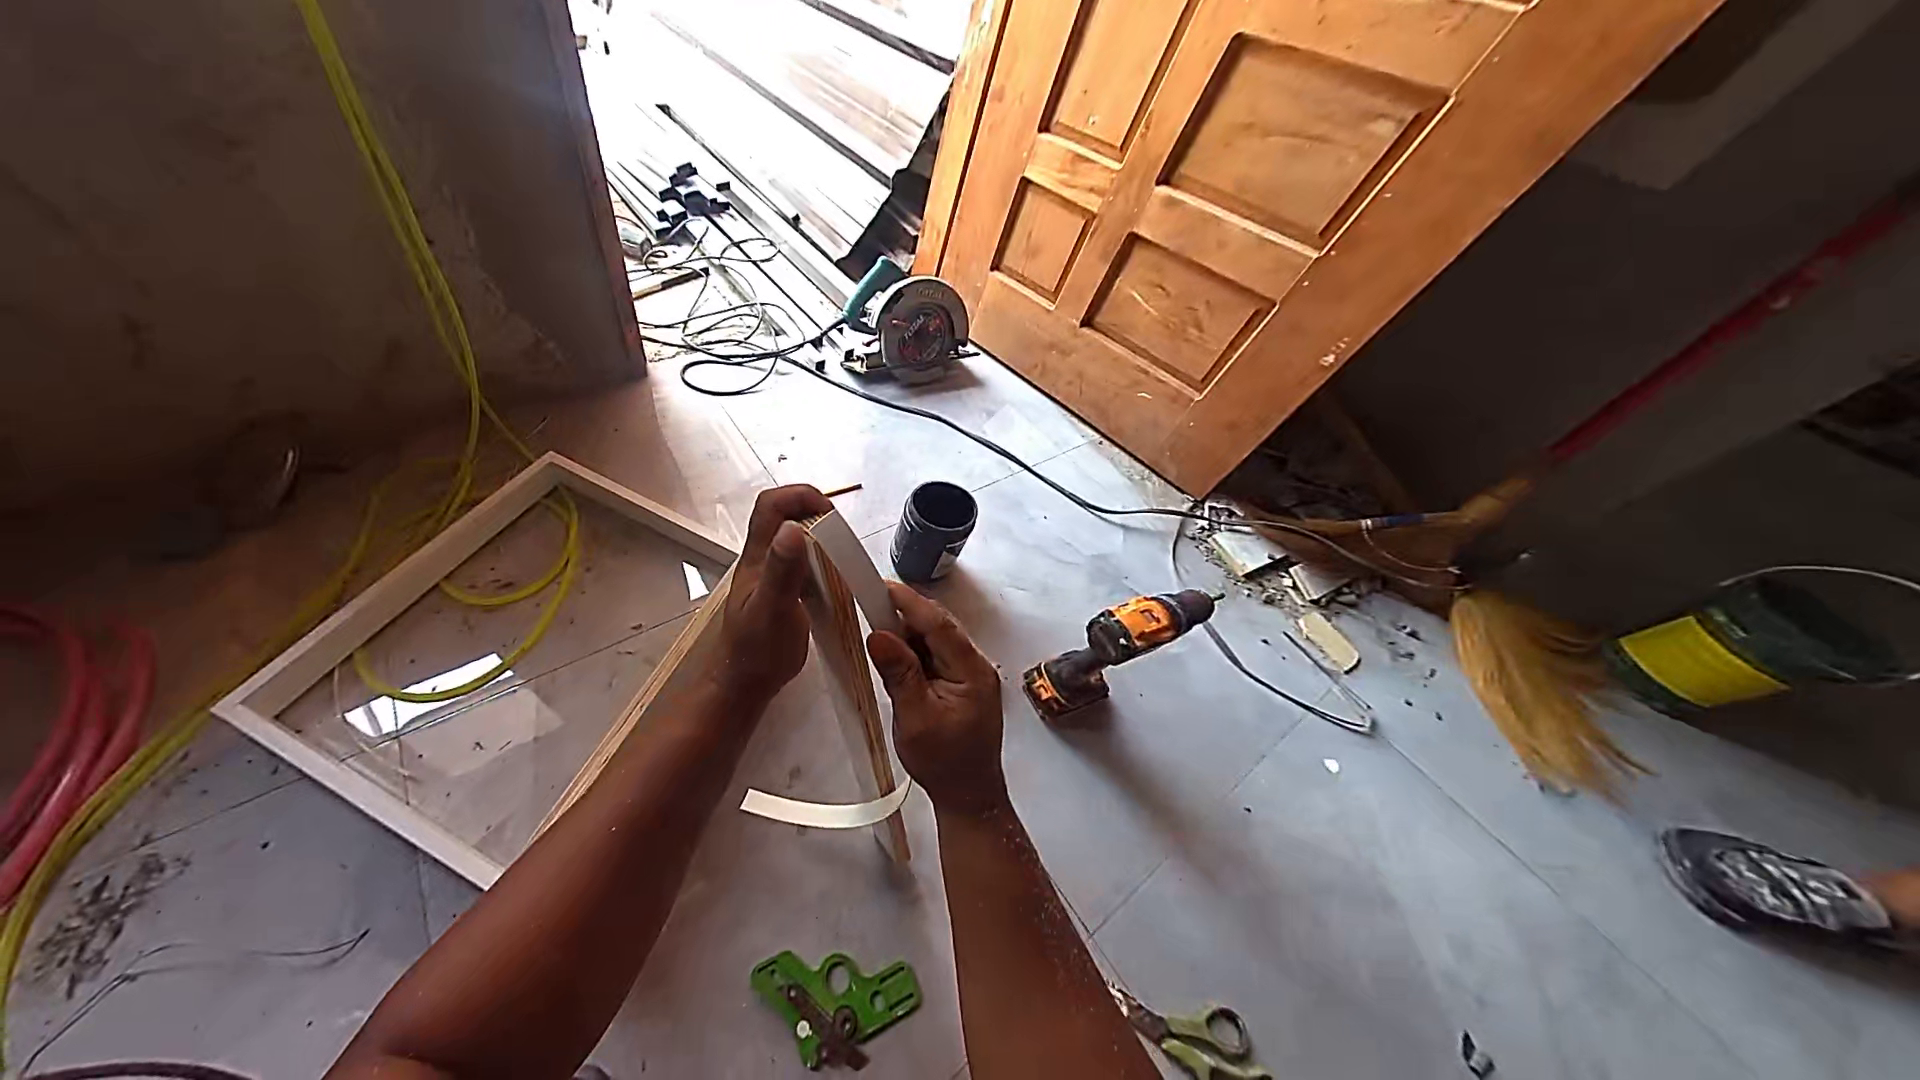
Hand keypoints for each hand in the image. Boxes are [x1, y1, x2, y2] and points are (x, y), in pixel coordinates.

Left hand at [714, 485, 832, 702]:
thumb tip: (792, 528)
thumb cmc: (757, 651)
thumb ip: (782, 570)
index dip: (798, 496)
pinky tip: (836, 575)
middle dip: (814, 511)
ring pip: (793, 537)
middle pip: (783, 515)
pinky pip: (803, 561)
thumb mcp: (773, 609)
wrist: (745, 683)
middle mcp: (763, 559)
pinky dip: (822, 557)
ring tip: (842, 551)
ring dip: (819, 534)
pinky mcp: (784, 590)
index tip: (828, 512)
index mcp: (757, 558)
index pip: (770, 505)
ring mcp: (772, 574)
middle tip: (840, 532)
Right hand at [866, 583, 1007, 816]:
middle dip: (907, 616)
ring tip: (879, 632)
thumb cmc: (943, 763)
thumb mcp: (915, 720)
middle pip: (940, 628)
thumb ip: (899, 675)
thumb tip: (878, 635)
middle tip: (872, 608)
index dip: (911, 603)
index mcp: (972, 671)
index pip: (940, 626)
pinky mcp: (962, 683)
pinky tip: (897, 656)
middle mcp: (976, 665)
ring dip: (909, 634)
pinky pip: (937, 655)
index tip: (883, 586)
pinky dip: (915, 651)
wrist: (968, 795)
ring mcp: (971, 674)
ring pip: (937, 640)